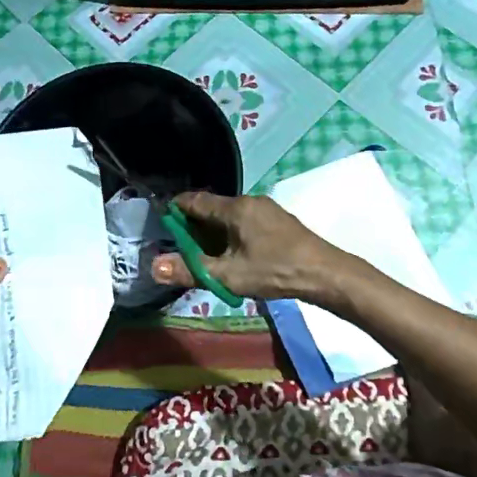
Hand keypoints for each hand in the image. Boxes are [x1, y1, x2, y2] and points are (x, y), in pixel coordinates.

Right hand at [149, 193, 361, 307]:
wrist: (322, 273)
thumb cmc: (273, 271)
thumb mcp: (227, 275)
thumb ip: (190, 270)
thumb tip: (154, 266)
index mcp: (235, 208)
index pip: (195, 200)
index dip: (175, 211)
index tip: (160, 224)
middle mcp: (250, 201)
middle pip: (213, 208)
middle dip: (194, 226)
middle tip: (179, 249)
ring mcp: (267, 209)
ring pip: (230, 216)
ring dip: (214, 233)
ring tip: (203, 257)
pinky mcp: (278, 221)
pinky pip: (245, 222)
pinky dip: (231, 234)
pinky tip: (232, 256)